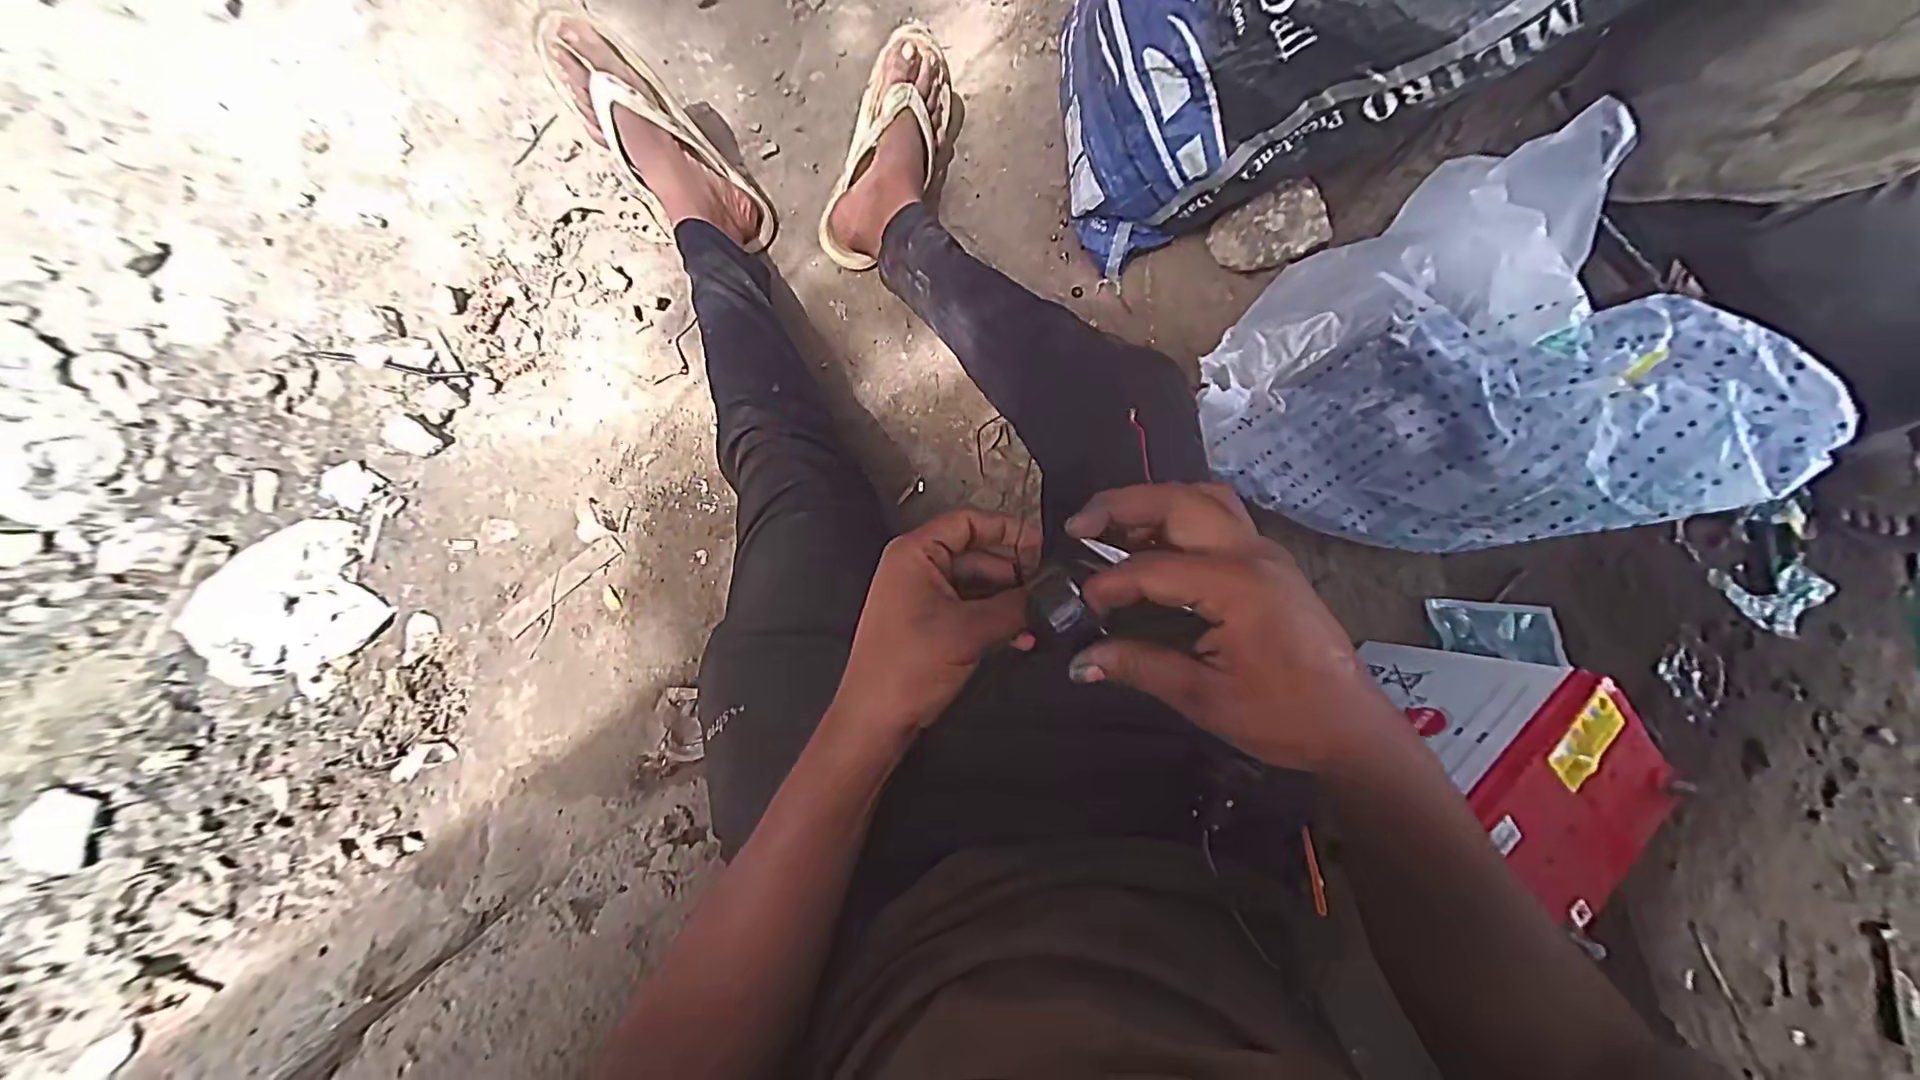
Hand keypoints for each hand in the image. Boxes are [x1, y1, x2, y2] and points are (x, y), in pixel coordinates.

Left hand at [831, 508, 1037, 745]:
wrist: (876, 720)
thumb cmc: (902, 671)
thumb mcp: (970, 631)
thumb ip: (1015, 606)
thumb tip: (1047, 593)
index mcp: (914, 554)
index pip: (968, 522)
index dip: (1007, 530)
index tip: (1039, 545)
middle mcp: (916, 568)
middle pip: (978, 554)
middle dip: (1014, 572)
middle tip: (1047, 587)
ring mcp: (922, 596)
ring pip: (978, 584)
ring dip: (1009, 600)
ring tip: (1038, 616)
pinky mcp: (930, 622)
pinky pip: (970, 608)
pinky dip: (996, 618)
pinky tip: (1021, 634)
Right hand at [1065, 483, 1385, 768]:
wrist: (1350, 725)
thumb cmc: (1282, 716)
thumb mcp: (1203, 697)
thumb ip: (1139, 666)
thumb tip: (1080, 662)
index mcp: (1238, 587)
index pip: (1154, 568)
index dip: (1109, 583)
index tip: (1080, 604)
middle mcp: (1253, 554)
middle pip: (1178, 502)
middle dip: (1121, 506)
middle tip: (1077, 526)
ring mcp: (1264, 550)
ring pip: (1201, 497)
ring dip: (1152, 502)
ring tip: (1111, 526)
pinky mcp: (1267, 559)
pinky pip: (1216, 514)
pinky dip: (1176, 513)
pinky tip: (1153, 540)